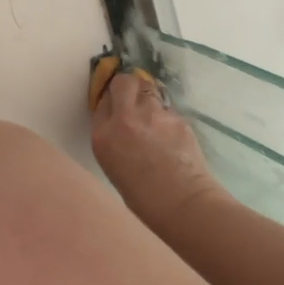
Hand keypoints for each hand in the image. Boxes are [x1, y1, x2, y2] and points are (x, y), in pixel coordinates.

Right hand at [90, 71, 227, 228]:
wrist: (181, 202)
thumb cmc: (142, 197)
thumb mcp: (112, 165)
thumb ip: (113, 138)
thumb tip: (122, 126)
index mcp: (103, 135)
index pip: (102, 101)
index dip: (111, 101)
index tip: (116, 107)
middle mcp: (125, 118)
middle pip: (123, 82)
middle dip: (127, 85)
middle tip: (133, 97)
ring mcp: (153, 114)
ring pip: (148, 89)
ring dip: (148, 97)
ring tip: (155, 117)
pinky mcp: (177, 117)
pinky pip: (168, 108)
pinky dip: (167, 116)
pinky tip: (172, 136)